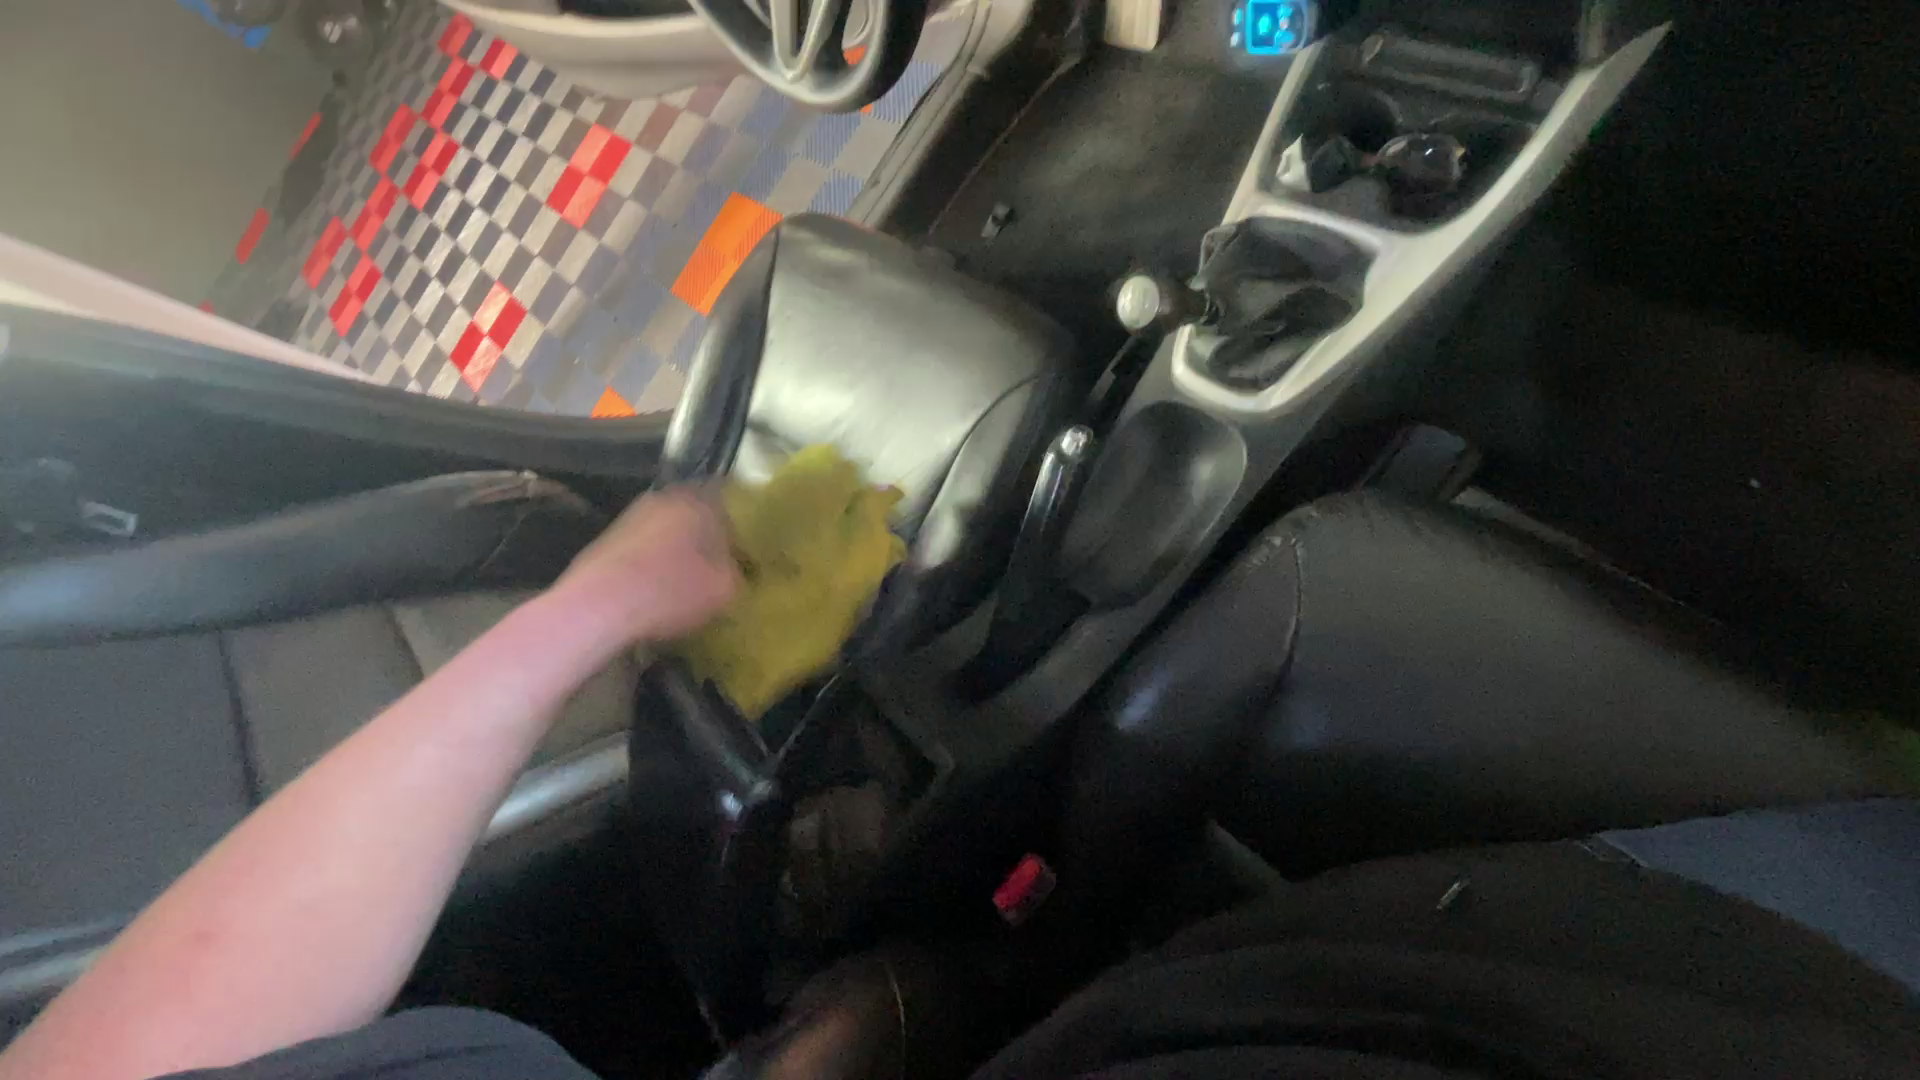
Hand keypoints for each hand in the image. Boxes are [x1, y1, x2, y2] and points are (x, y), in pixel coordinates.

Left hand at [555, 488, 740, 646]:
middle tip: (717, 562)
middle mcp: (663, 500)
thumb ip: (737, 573)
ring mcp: (631, 517)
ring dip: (678, 548)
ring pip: (667, 528)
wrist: (596, 607)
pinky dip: (654, 560)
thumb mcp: (724, 590)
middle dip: (706, 534)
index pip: (727, 500)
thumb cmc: (670, 592)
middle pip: (695, 512)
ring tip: (686, 578)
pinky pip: (644, 545)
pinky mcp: (607, 540)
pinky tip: (656, 587)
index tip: (742, 547)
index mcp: (696, 502)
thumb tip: (734, 568)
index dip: (738, 524)